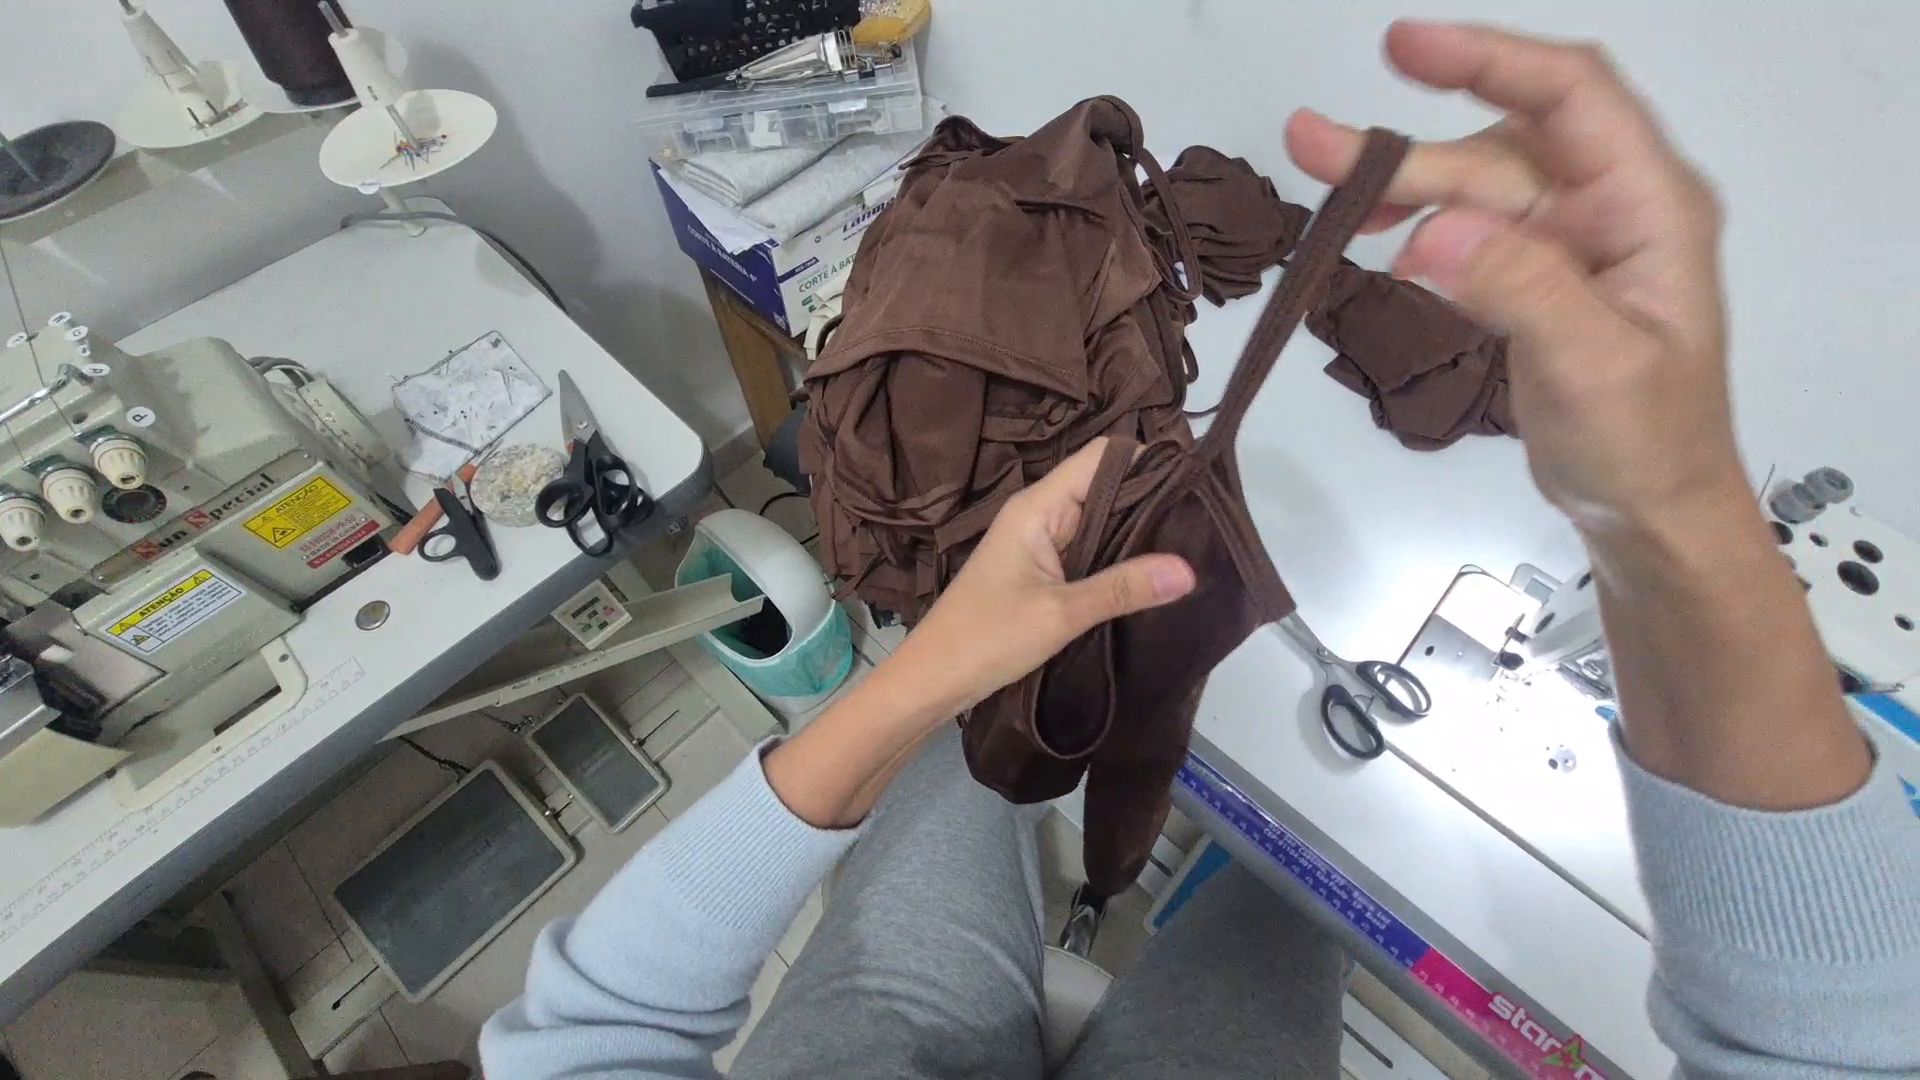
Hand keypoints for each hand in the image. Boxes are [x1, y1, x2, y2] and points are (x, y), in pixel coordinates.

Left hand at [888, 438, 1196, 717]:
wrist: (935, 677)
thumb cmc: (987, 637)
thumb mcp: (1061, 613)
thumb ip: (1123, 587)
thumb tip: (1190, 569)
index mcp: (1038, 507)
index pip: (1100, 457)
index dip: (1146, 460)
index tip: (1194, 484)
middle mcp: (1040, 513)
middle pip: (1104, 486)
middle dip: (1150, 499)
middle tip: (1204, 522)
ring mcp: (1039, 542)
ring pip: (1099, 521)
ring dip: (1136, 532)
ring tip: (1190, 546)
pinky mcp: (1041, 570)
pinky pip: (1088, 549)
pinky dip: (1117, 556)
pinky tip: (1150, 574)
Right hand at [1286, 21, 1745, 536]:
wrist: (1643, 499)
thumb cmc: (1640, 437)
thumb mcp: (1589, 362)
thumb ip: (1520, 287)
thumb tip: (1426, 231)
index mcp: (1643, 205)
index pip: (1567, 99)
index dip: (1486, 60)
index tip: (1399, 49)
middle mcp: (1602, 209)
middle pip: (1492, 153)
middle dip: (1402, 151)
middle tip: (1306, 147)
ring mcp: (1562, 248)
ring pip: (1471, 194)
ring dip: (1402, 192)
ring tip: (1332, 210)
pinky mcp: (1527, 284)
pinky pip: (1465, 239)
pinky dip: (1418, 236)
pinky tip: (1382, 250)